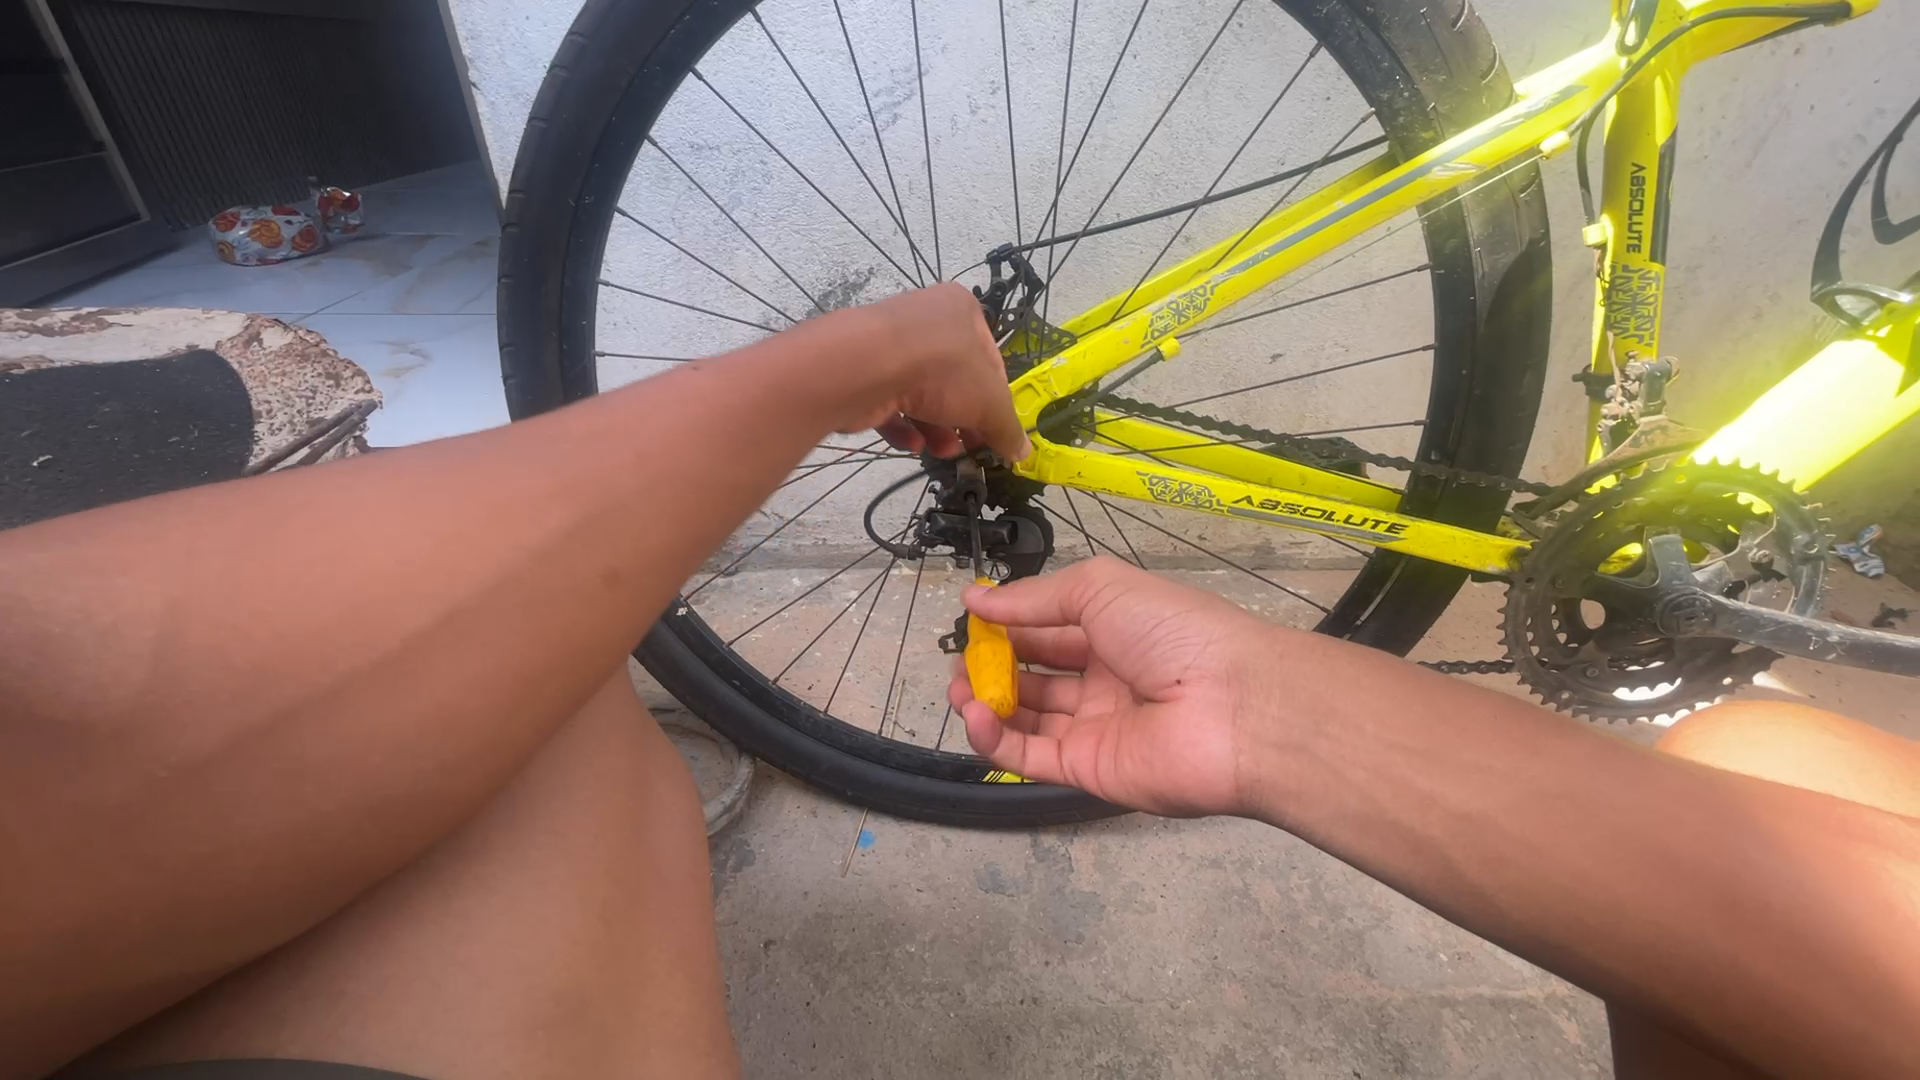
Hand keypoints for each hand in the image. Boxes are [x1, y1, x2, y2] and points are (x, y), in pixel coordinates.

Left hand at [841, 284, 1030, 461]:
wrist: (866, 366)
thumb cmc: (941, 369)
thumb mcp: (989, 402)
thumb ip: (1008, 429)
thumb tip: (1023, 453)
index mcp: (962, 310)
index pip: (991, 360)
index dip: (997, 400)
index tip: (997, 431)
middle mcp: (926, 320)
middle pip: (955, 380)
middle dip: (964, 419)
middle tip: (971, 448)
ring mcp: (891, 344)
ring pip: (922, 393)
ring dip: (936, 427)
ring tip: (942, 452)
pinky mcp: (864, 370)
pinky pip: (890, 400)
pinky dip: (903, 425)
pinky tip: (913, 444)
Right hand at [946, 556, 1287, 816]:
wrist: (1232, 706)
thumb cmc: (1170, 631)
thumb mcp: (1101, 589)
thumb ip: (1035, 597)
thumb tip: (975, 598)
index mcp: (1113, 632)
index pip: (1049, 628)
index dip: (1010, 623)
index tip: (970, 618)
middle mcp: (1104, 680)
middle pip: (1035, 674)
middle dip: (993, 666)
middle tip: (959, 662)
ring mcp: (1095, 728)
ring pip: (1028, 718)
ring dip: (987, 702)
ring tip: (958, 689)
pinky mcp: (1087, 771)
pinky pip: (1031, 756)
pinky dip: (995, 739)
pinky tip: (973, 715)